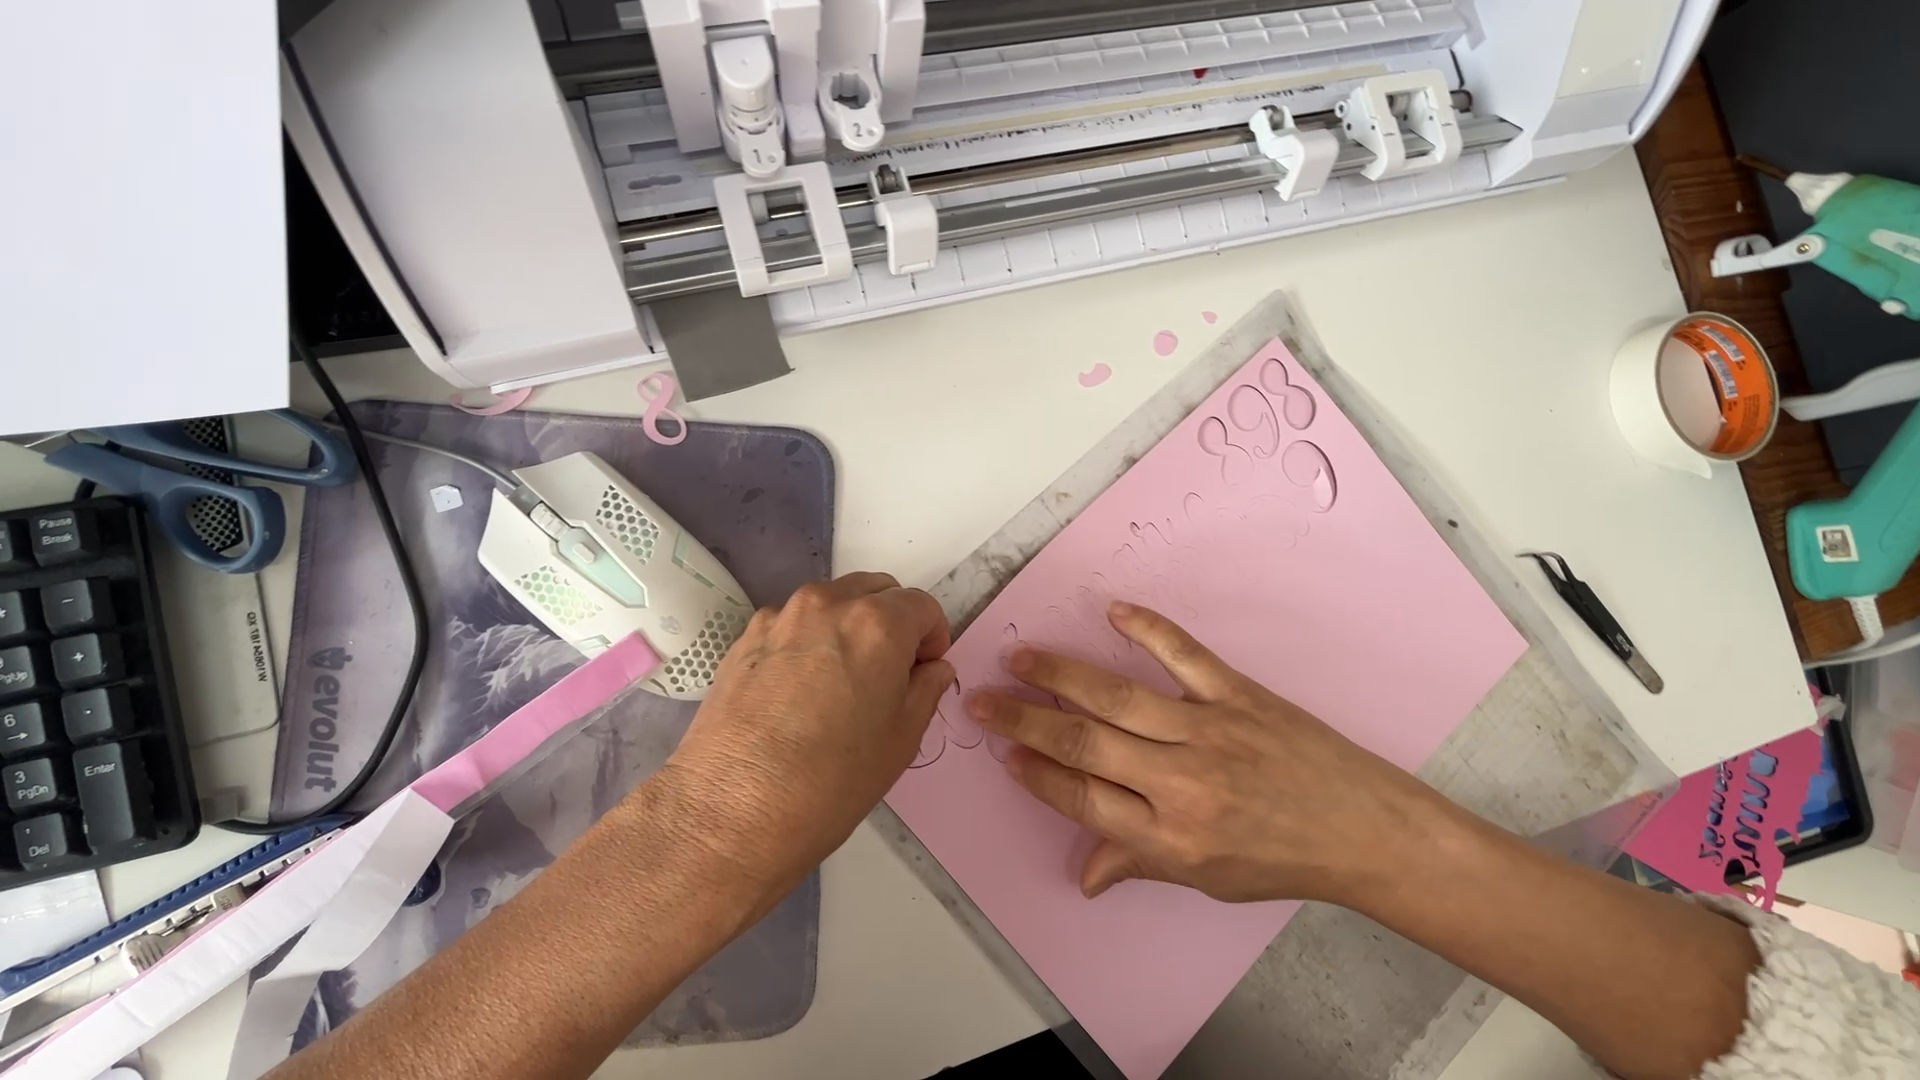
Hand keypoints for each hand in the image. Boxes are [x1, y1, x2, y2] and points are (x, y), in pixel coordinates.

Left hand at [655, 573, 953, 900]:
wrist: (733, 808)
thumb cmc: (834, 778)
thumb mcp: (902, 739)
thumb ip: (926, 689)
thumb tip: (932, 668)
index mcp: (877, 622)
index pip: (922, 606)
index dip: (932, 638)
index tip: (924, 672)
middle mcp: (829, 604)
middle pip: (876, 592)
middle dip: (893, 622)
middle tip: (889, 673)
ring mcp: (781, 616)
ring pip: (832, 603)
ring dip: (849, 627)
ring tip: (841, 682)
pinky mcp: (745, 638)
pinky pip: (793, 624)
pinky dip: (809, 641)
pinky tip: (799, 691)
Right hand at [970, 601, 1438, 904]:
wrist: (1363, 831)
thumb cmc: (1281, 859)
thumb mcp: (1205, 878)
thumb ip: (1137, 864)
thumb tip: (1083, 876)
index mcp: (1168, 835)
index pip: (1081, 798)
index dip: (1034, 773)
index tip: (1002, 751)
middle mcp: (1180, 781)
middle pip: (1084, 743)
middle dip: (1024, 720)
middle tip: (980, 698)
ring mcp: (1208, 731)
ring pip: (1117, 697)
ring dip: (1062, 675)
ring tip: (1019, 657)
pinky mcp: (1238, 695)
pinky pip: (1184, 656)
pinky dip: (1148, 631)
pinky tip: (1113, 612)